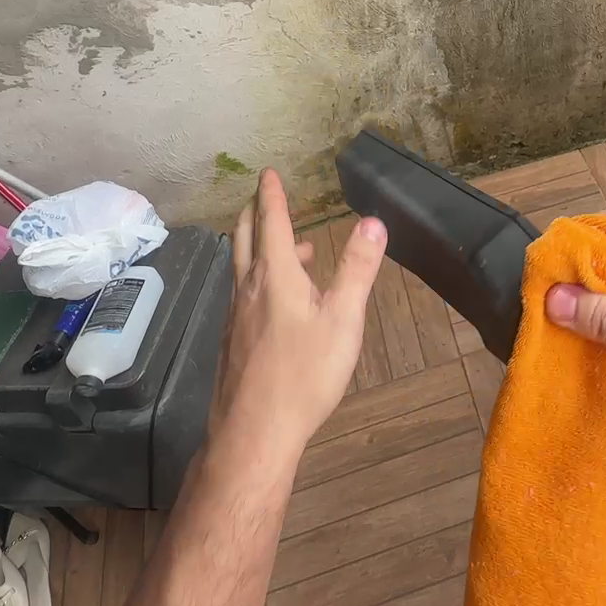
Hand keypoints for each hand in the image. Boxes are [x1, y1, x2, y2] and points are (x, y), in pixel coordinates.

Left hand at [209, 169, 386, 457]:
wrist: (254, 433)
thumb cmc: (304, 373)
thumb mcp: (343, 319)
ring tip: (291, 248)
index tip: (267, 172)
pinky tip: (278, 301)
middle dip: (255, 211)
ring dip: (259, 245)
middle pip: (245, 237)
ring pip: (242, 265)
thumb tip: (373, 222)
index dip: (271, 193)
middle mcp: (248, 287)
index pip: (271, 221)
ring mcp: (235, 314)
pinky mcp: (233, 339)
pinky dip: (258, 275)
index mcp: (275, 276)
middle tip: (265, 196)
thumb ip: (357, 269)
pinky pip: (244, 291)